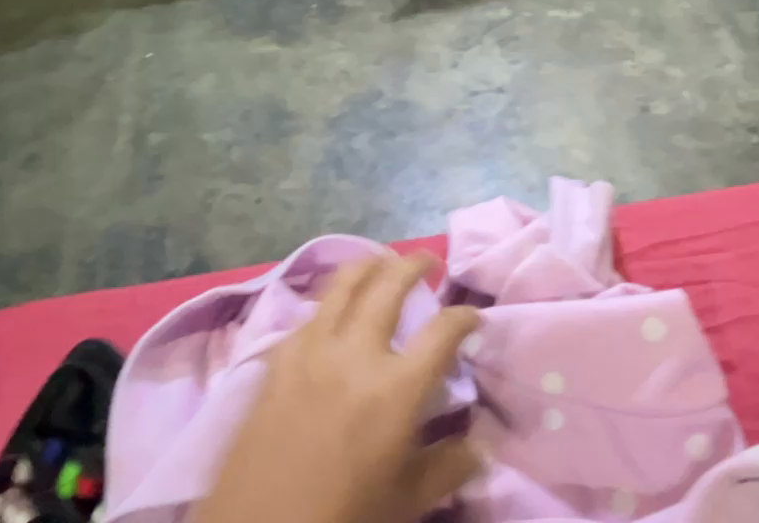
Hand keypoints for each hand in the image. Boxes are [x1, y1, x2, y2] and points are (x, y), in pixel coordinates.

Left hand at [192, 252, 481, 522]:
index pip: (443, 331)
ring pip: (344, 283)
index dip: (464, 317)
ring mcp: (312, 349)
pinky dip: (331, 300)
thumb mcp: (405, 502)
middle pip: (390, 284)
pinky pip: (310, 312)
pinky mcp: (278, 358)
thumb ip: (447, 468)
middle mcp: (356, 353)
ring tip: (381, 262)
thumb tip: (481, 448)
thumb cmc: (341, 518)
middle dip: (414, 264)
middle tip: (427, 263)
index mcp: (396, 389)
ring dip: (369, 265)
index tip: (473, 316)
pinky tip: (335, 310)